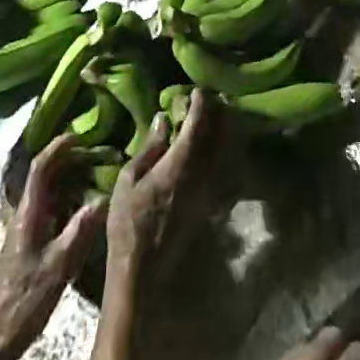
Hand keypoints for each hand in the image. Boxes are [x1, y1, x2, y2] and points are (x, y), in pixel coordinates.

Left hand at [0, 135, 104, 359]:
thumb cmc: (26, 297)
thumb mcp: (58, 266)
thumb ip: (78, 232)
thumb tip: (101, 200)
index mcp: (29, 213)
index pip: (41, 168)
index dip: (58, 148)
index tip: (78, 137)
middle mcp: (25, 213)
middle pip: (44, 176)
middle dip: (66, 160)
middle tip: (95, 154)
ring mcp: (26, 227)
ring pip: (48, 193)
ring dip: (68, 180)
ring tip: (95, 176)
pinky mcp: (29, 241)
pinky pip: (51, 209)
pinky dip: (67, 201)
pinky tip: (84, 210)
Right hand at [106, 87, 213, 269]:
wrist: (143, 269)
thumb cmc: (128, 221)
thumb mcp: (129, 178)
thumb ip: (150, 147)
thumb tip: (163, 119)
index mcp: (178, 167)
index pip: (197, 128)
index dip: (200, 106)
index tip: (198, 91)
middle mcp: (201, 178)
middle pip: (221, 139)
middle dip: (220, 115)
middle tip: (213, 100)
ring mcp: (211, 194)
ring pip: (230, 155)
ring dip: (229, 133)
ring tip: (221, 118)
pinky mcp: (213, 207)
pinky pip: (229, 174)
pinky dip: (231, 156)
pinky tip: (224, 150)